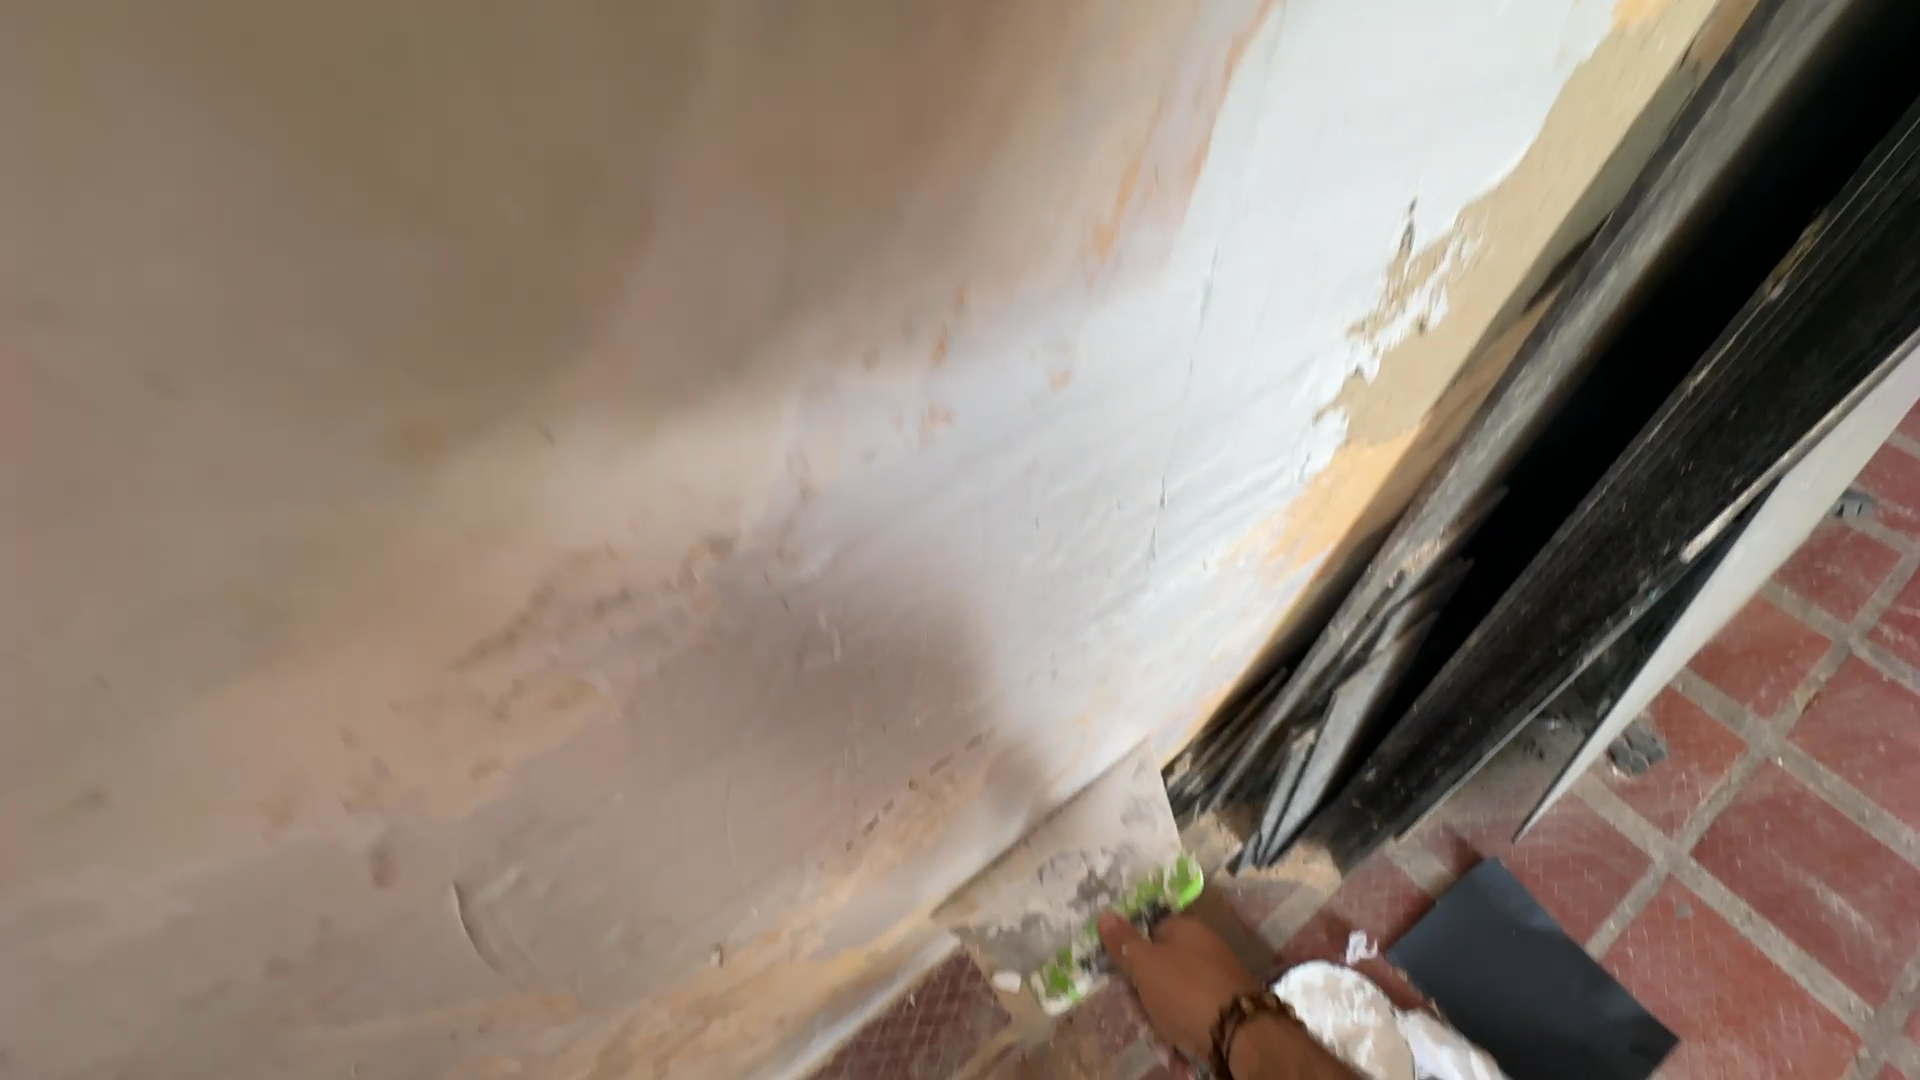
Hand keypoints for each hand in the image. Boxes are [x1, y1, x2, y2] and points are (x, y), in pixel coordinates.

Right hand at [1096, 912, 1263, 1061]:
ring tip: (1164, 1043)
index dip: (1132, 956)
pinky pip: (1196, 1017)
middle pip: (1161, 968)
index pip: (1149, 932)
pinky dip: (1186, 1034)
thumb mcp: (1145, 965)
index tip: (1123, 979)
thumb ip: (1123, 943)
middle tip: (1143, 1016)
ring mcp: (1219, 979)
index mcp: (1185, 929)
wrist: (1244, 1035)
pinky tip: (1182, 1053)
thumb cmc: (1186, 991)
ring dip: (1164, 1022)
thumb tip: (1104, 914)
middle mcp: (1204, 948)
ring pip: (1177, 998)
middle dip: (1147, 997)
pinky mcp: (1229, 1009)